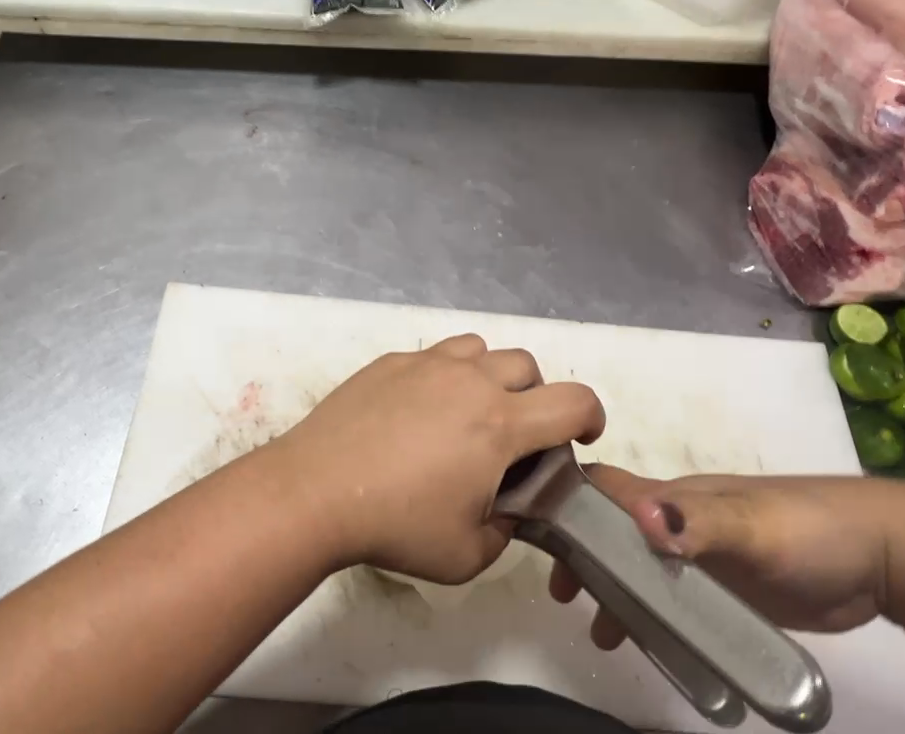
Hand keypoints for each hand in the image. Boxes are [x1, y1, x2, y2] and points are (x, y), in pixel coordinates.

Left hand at [270, 334, 605, 585]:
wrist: (313, 492)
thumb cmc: (396, 527)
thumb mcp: (469, 554)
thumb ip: (508, 528)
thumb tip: (510, 505)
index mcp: (500, 424)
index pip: (574, 401)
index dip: (591, 417)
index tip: (581, 437)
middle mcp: (470, 381)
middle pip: (527, 366)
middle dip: (536, 398)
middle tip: (514, 436)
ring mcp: (426, 364)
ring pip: (481, 350)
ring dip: (490, 377)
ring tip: (467, 416)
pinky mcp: (389, 362)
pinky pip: (434, 356)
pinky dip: (444, 377)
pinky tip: (418, 415)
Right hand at [551, 468, 904, 639]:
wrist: (878, 559)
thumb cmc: (811, 530)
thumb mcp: (755, 527)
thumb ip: (701, 522)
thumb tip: (638, 518)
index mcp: (675, 499)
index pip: (606, 488)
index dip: (567, 501)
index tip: (535, 531)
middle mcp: (679, 522)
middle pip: (612, 532)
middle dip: (582, 556)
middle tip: (564, 595)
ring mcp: (701, 557)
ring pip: (638, 568)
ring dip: (612, 591)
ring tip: (598, 629)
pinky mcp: (723, 590)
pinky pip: (671, 600)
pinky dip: (648, 615)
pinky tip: (645, 645)